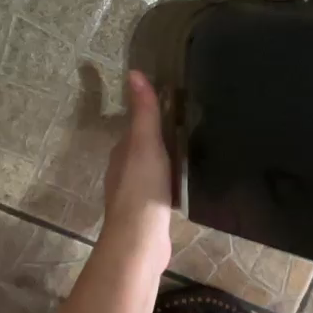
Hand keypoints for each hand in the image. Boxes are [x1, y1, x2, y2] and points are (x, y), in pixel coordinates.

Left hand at [103, 70, 174, 253]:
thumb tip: (134, 73)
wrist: (140, 239)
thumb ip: (144, 111)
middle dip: (160, 140)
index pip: (136, 128)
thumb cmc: (142, 187)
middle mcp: (123, 171)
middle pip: (143, 149)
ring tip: (191, 156)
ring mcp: (134, 194)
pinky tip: (184, 187)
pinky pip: (159, 191)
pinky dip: (170, 184)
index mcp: (122, 152)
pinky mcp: (147, 213)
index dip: (151, 118)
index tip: (175, 108)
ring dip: (166, 163)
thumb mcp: (146, 143)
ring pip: (151, 170)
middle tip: (189, 131)